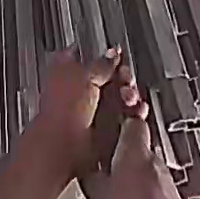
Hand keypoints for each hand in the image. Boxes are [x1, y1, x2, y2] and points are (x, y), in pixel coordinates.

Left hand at [29, 48, 121, 176]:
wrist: (64, 145)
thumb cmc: (64, 107)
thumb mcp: (86, 75)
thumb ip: (102, 63)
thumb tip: (112, 55)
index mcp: (65, 67)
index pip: (88, 54)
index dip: (104, 54)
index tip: (118, 55)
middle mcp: (75, 87)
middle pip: (106, 76)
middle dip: (121, 76)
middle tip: (126, 77)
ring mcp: (88, 108)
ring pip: (117, 95)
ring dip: (128, 94)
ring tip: (129, 95)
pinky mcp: (99, 128)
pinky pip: (122, 115)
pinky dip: (131, 112)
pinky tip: (136, 108)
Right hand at [81, 102, 199, 198]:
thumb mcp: (98, 197)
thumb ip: (90, 173)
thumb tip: (83, 164)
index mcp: (136, 151)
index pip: (131, 118)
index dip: (118, 119)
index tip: (108, 123)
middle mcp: (154, 161)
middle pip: (135, 145)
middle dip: (118, 158)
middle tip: (104, 171)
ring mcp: (166, 181)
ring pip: (142, 170)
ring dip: (128, 182)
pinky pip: (151, 192)